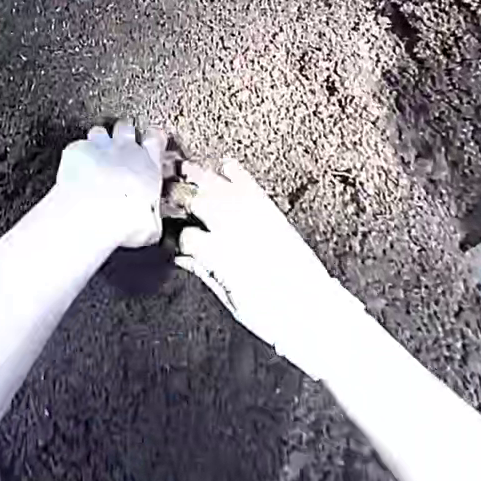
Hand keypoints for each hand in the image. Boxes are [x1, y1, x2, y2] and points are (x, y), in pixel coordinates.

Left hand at [50, 120, 164, 249]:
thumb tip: (150, 225)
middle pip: (126, 128)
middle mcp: (126, 150)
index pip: (156, 139)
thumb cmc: (124, 221)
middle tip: (121, 146)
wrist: (93, 214)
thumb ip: (151, 218)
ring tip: (97, 154)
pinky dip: (77, 155)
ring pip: (100, 131)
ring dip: (99, 140)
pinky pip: (77, 146)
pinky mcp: (77, 150)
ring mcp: (100, 147)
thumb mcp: (149, 226)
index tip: (151, 142)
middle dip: (123, 133)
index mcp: (149, 164)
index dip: (153, 138)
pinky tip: (76, 168)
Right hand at [175, 158, 366, 380]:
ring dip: (198, 175)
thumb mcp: (230, 300)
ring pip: (217, 184)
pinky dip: (233, 171)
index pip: (185, 235)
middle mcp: (233, 228)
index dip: (175, 237)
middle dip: (177, 195)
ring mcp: (251, 214)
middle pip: (196, 200)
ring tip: (184, 168)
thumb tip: (182, 256)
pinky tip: (224, 166)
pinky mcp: (269, 209)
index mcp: (219, 254)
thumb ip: (203, 271)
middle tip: (166, 192)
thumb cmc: (273, 315)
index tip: (171, 237)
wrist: (314, 309)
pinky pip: (247, 181)